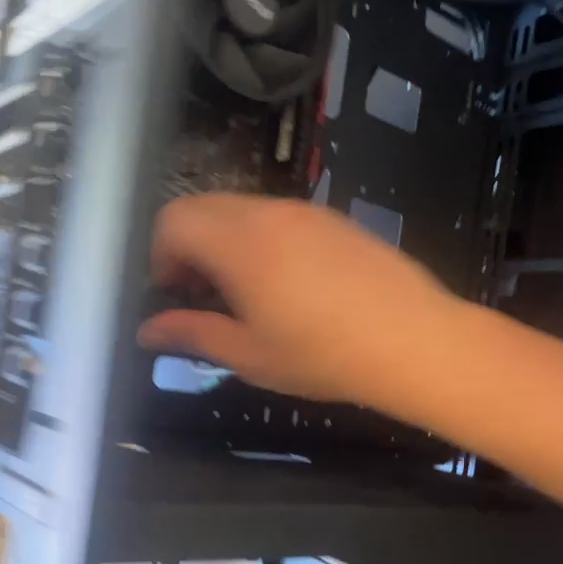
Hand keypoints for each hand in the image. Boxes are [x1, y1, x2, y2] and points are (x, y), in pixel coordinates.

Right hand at [138, 193, 462, 403]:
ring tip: (245, 294)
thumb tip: (147, 332)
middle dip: (189, 246)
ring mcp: (307, 211)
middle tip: (201, 295)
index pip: (173, 220)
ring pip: (243, 210)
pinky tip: (287, 285)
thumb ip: (193, 334)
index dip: (160, 255)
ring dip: (226, 242)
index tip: (174, 294)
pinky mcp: (336, 220)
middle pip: (204, 207)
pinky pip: (280, 217)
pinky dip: (262, 239)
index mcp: (239, 243)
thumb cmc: (324, 356)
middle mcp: (269, 212)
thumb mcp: (250, 355)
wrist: (415, 341)